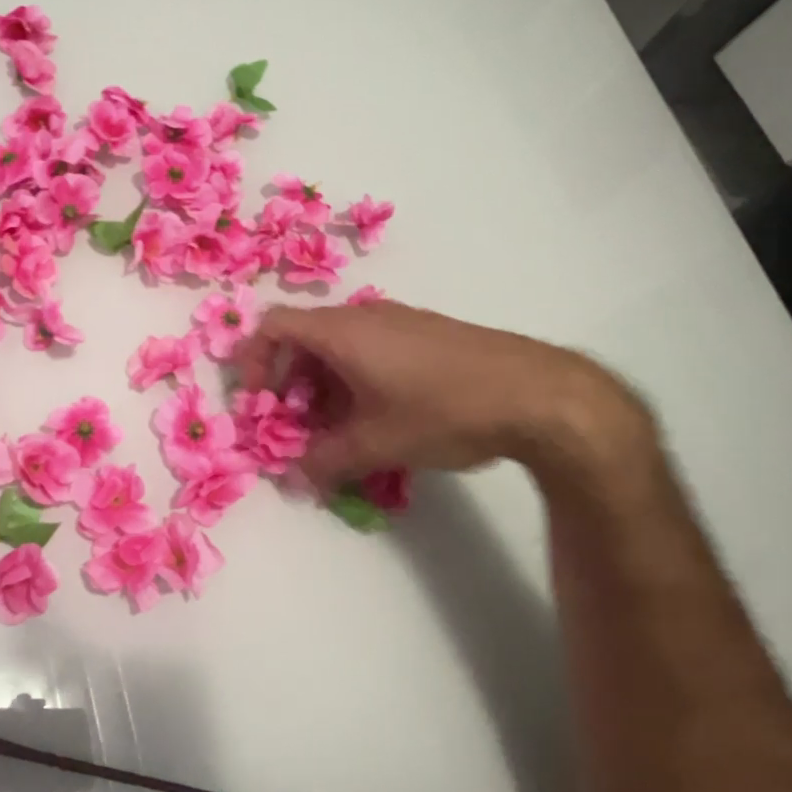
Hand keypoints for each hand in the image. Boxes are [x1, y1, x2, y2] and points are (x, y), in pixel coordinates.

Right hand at [235, 301, 648, 486]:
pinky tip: (380, 421)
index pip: (273, 326)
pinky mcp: (427, 336)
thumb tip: (297, 474)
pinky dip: (356, 382)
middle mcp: (366, 316)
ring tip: (338, 433)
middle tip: (298, 428)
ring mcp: (400, 322)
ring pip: (340, 348)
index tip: (260, 404)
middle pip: (304, 339)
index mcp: (342, 332)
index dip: (253, 362)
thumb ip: (325, 461)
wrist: (539, 395)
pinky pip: (372, 351)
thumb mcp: (375, 445)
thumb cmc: (444, 412)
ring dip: (324, 389)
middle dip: (290, 385)